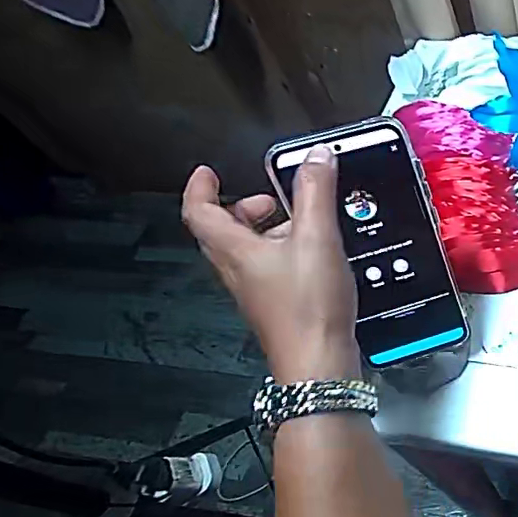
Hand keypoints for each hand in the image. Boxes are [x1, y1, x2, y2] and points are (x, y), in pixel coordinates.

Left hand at [182, 145, 361, 382]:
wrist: (318, 359)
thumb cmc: (309, 306)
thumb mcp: (318, 239)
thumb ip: (316, 194)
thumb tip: (317, 156)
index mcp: (235, 249)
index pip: (199, 211)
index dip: (200, 187)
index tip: (208, 172)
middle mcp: (238, 270)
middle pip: (224, 231)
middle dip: (244, 208)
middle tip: (271, 200)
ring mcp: (256, 290)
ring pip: (248, 251)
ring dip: (268, 232)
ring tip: (304, 226)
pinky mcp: (277, 305)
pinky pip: (270, 270)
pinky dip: (286, 254)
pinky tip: (318, 257)